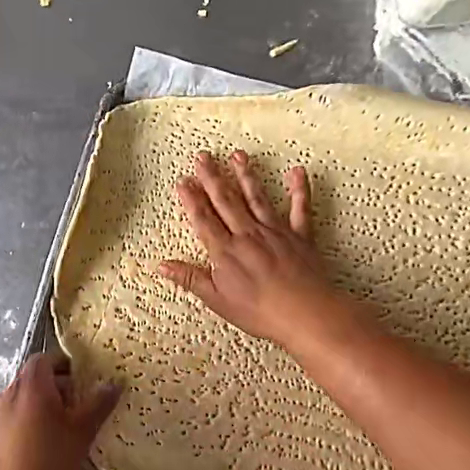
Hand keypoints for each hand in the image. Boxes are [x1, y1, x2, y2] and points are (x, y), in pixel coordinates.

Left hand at [0, 353, 120, 469]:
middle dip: (57, 390)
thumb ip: (97, 405)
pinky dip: (25, 429)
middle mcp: (6, 396)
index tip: (84, 379)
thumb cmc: (46, 467)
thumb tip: (112, 384)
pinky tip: (39, 453)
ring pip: (21, 404)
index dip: (65, 365)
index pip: (45, 359)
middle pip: (32, 381)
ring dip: (41, 411)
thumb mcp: (81, 435)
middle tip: (80, 408)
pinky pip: (9, 425)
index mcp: (30, 387)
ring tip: (63, 433)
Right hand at [158, 150, 359, 350]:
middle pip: (226, 201)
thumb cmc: (260, 312)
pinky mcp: (300, 237)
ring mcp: (275, 232)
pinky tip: (295, 172)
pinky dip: (298, 189)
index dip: (191, 199)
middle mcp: (248, 235)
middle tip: (203, 157)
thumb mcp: (216, 300)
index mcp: (225, 252)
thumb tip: (162, 266)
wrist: (307, 314)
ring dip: (245, 176)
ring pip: (257, 198)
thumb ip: (190, 278)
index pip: (203, 219)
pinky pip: (300, 208)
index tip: (183, 181)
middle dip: (213, 178)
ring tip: (237, 155)